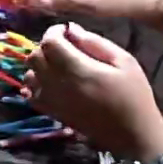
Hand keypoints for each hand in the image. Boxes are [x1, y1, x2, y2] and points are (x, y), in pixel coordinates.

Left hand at [26, 23, 162, 158]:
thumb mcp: (124, 61)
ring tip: (60, 64)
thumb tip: (72, 29)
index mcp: (75, 68)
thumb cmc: (133, 95)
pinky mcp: (49, 111)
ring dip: (40, 65)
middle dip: (46, 46)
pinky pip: (30, 92)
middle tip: (64, 46)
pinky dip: (37, 83)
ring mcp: (50, 99)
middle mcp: (56, 83)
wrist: (131, 134)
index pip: (49, 42)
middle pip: (35, 56)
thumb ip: (94, 42)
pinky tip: (53, 81)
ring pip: (29, 73)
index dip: (54, 31)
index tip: (66, 31)